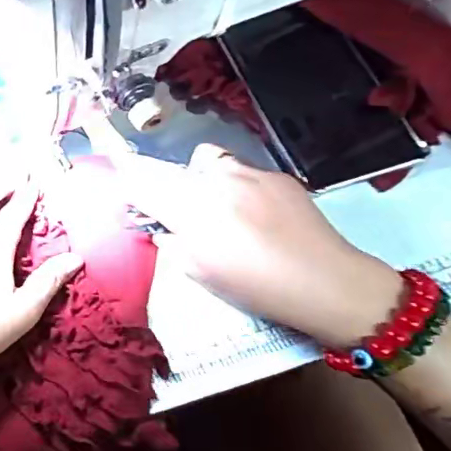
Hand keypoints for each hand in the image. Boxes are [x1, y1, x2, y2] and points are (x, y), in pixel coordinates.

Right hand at [113, 144, 401, 347]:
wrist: (325, 281)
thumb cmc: (256, 287)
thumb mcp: (201, 273)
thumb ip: (173, 242)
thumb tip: (160, 226)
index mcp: (193, 208)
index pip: (144, 181)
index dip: (128, 179)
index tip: (124, 185)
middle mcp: (217, 180)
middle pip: (178, 169)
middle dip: (173, 187)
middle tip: (185, 215)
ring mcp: (250, 173)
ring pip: (211, 163)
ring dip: (205, 181)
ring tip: (222, 209)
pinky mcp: (278, 174)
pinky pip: (244, 171)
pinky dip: (238, 186)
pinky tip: (257, 213)